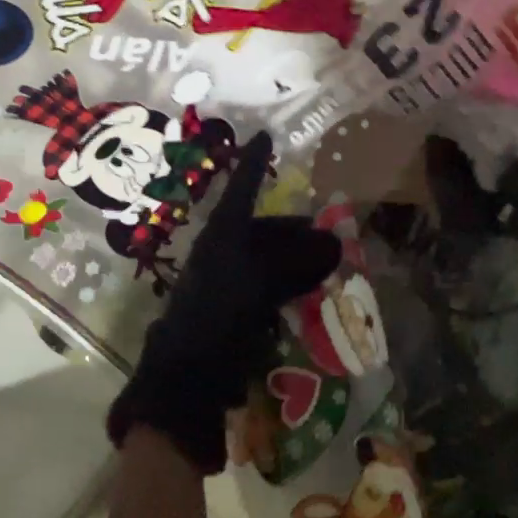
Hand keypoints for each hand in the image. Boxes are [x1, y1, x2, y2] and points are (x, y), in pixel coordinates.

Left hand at [106, 131, 341, 473]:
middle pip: (259, 228)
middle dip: (292, 229)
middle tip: (325, 233)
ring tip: (325, 265)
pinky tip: (306, 296)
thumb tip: (334, 242)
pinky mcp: (228, 313)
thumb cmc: (217, 319)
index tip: (264, 135)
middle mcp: (218, 253)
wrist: (183, 381)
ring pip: (263, 258)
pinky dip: (286, 286)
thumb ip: (297, 261)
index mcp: (220, 236)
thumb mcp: (260, 283)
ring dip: (292, 258)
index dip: (253, 163)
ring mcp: (221, 283)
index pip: (242, 188)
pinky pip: (263, 287)